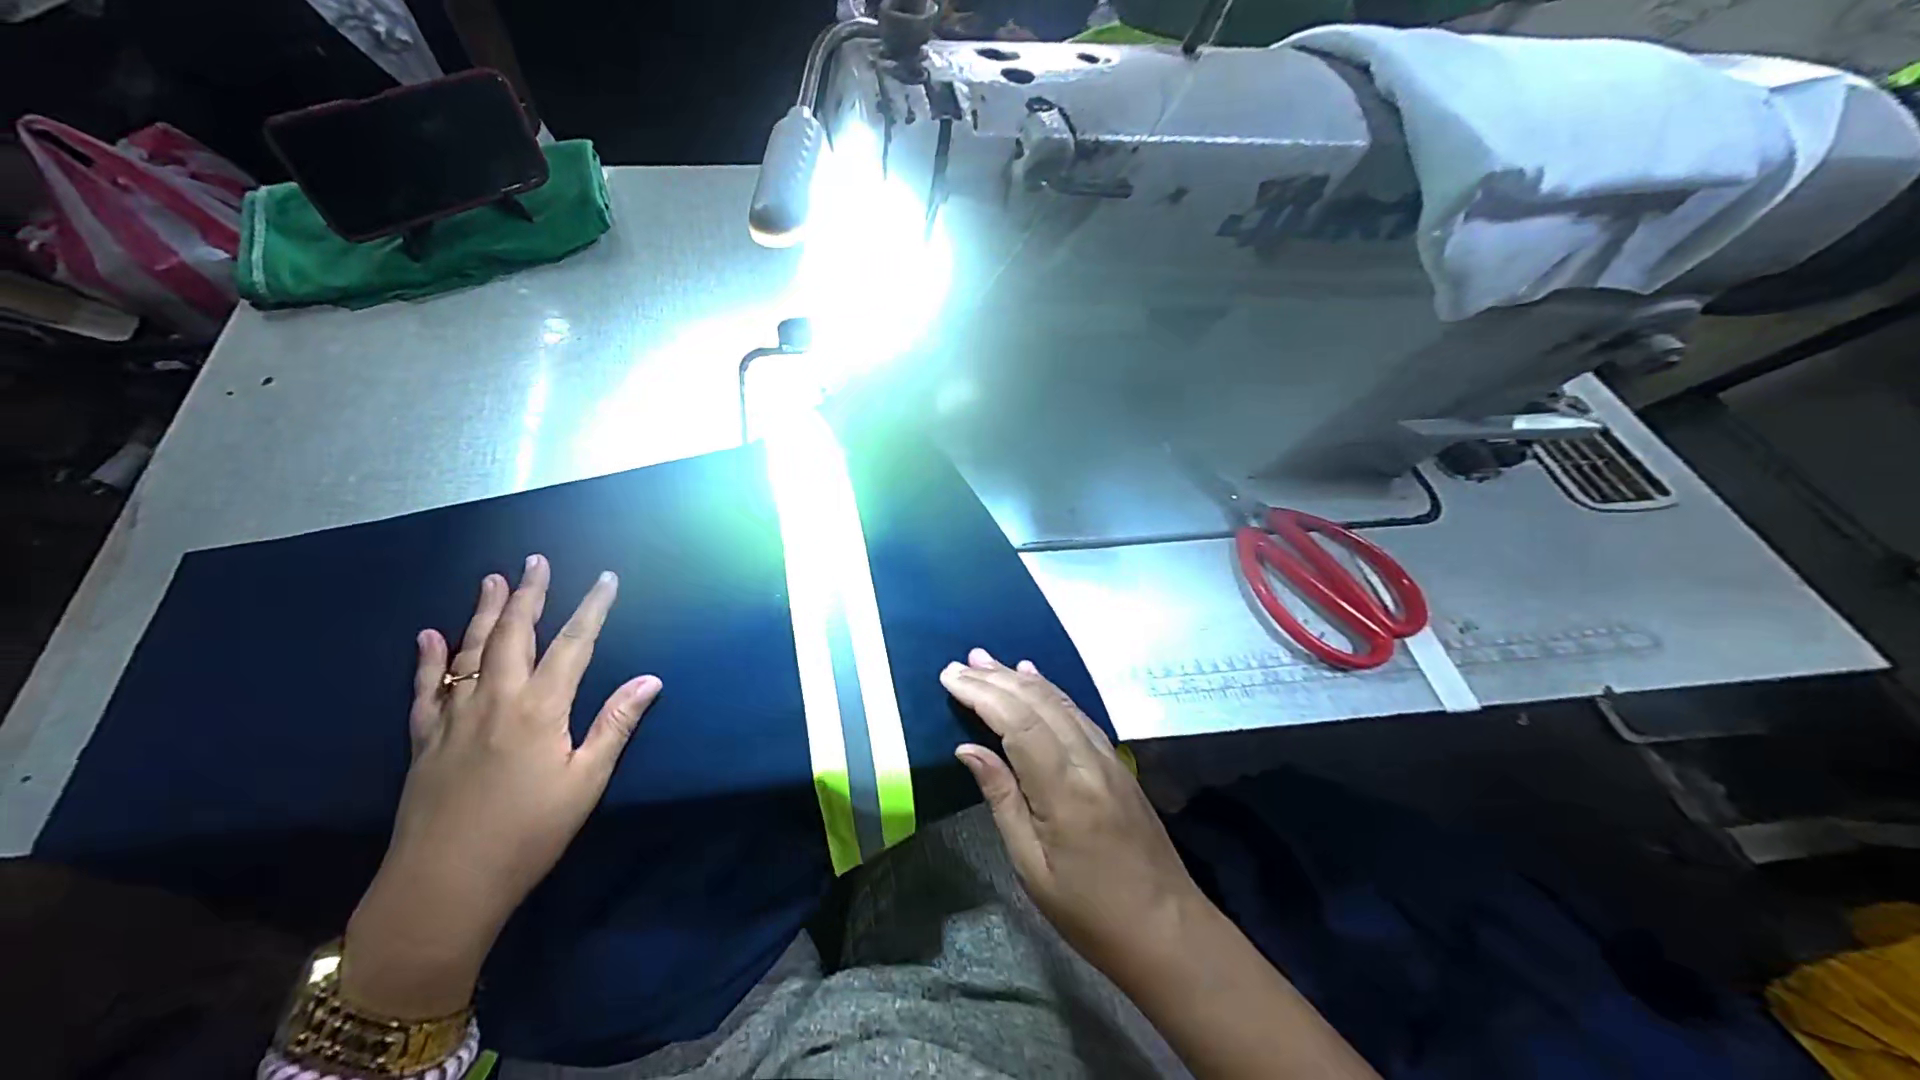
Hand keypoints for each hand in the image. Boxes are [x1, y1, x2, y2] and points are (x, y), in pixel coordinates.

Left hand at [341, 554, 660, 1018]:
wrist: (443, 887)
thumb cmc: (528, 834)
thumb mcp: (586, 782)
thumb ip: (615, 725)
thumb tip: (650, 680)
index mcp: (539, 710)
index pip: (573, 645)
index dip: (592, 608)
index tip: (606, 579)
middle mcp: (495, 701)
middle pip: (514, 635)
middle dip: (530, 595)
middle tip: (536, 561)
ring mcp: (454, 718)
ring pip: (469, 651)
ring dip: (484, 612)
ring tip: (493, 579)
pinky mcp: (425, 741)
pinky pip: (426, 689)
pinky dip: (428, 659)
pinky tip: (429, 636)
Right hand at [941, 648, 1201, 972]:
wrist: (1167, 929)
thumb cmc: (1089, 911)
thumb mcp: (1031, 866)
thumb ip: (1001, 799)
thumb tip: (967, 750)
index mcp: (1064, 790)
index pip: (1017, 723)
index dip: (982, 695)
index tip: (949, 677)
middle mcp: (1089, 762)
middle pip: (1039, 704)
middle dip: (996, 679)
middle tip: (960, 664)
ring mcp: (1109, 758)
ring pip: (1060, 702)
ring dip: (1021, 678)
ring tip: (988, 661)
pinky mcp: (1119, 763)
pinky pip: (1078, 715)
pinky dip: (1051, 692)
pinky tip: (1035, 679)